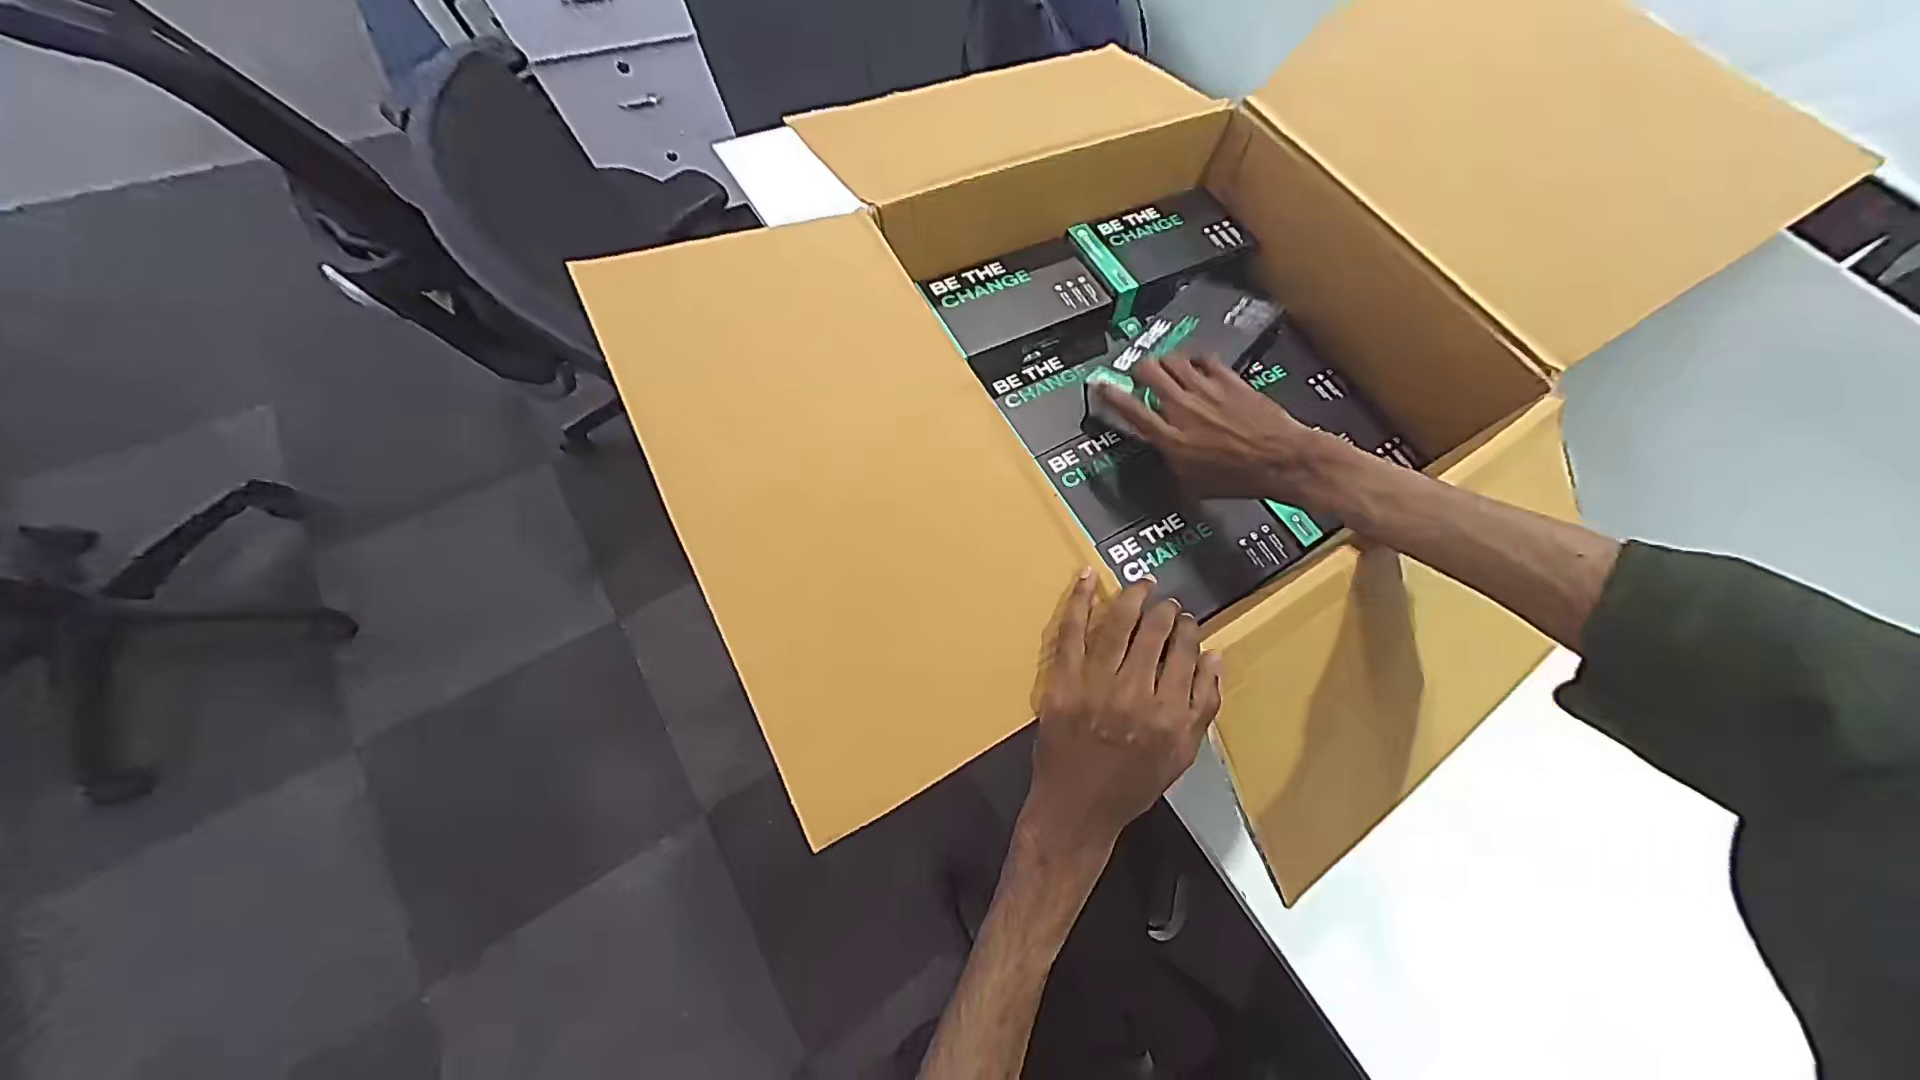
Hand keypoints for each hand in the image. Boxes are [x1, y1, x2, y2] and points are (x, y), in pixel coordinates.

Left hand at [1023, 572, 1223, 856]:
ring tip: (1142, 584)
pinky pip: (1072, 632)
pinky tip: (1089, 578)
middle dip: (1165, 611)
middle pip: (1155, 634)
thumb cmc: (1132, 784)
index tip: (1187, 621)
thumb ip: (1203, 705)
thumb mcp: (1182, 755)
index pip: (1185, 654)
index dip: (1188, 631)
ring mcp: (1095, 685)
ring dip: (1133, 597)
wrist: (1077, 806)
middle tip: (1166, 603)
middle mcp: (1134, 695)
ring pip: (1118, 625)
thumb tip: (1214, 657)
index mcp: (1169, 714)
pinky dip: (1081, 601)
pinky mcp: (1063, 682)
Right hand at [1095, 352, 1352, 504]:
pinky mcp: (1230, 380)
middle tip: (1138, 373)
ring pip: (1174, 360)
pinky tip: (1196, 364)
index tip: (1101, 385)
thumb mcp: (1194, 483)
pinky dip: (1196, 359)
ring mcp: (1207, 390)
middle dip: (1138, 369)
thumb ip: (1172, 462)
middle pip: (1148, 373)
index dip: (1110, 394)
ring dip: (1165, 361)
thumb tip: (1166, 457)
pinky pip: (1204, 358)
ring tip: (1164, 365)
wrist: (1282, 460)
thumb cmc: (1242, 478)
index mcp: (1170, 438)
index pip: (1130, 409)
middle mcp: (1183, 409)